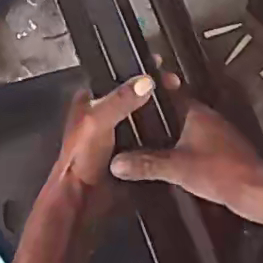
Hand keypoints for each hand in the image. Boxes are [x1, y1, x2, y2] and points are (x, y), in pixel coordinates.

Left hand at [49, 71, 176, 195]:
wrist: (81, 199)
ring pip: (143, 113)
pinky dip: (161, 130)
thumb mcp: (98, 121)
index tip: (159, 63)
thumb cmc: (80, 157)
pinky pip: (149, 134)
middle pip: (134, 93)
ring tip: (181, 101)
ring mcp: (118, 132)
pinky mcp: (129, 149)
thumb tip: (146, 81)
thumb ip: (120, 100)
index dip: (137, 67)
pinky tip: (176, 126)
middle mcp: (104, 112)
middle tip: (175, 84)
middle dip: (154, 89)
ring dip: (159, 109)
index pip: (117, 74)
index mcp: (90, 99)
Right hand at [111, 100, 262, 223]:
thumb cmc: (221, 170)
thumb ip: (146, 164)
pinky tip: (169, 163)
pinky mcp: (221, 153)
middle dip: (157, 114)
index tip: (137, 84)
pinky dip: (180, 150)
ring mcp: (216, 136)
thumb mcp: (176, 166)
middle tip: (133, 119)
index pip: (171, 91)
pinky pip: (194, 146)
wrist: (256, 191)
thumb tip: (117, 162)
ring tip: (145, 142)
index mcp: (196, 112)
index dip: (154, 87)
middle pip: (177, 110)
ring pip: (186, 129)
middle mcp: (207, 119)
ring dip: (169, 134)